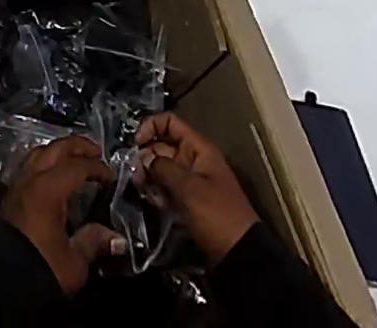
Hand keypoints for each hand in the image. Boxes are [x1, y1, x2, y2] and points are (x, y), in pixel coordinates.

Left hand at [0, 135, 122, 294]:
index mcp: (48, 190)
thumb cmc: (40, 270)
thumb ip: (93, 241)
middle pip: (54, 149)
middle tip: (95, 150)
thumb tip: (115, 236)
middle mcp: (30, 179)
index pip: (75, 166)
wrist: (1, 285)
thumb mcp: (74, 262)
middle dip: (76, 146)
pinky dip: (45, 161)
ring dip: (58, 150)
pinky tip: (54, 173)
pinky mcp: (10, 194)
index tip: (111, 174)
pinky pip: (29, 165)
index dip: (95, 166)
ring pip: (38, 153)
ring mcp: (17, 184)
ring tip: (75, 157)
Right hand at [134, 112, 258, 264]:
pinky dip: (158, 191)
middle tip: (134, 173)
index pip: (170, 123)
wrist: (241, 254)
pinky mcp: (188, 199)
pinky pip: (167, 186)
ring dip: (150, 176)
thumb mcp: (188, 188)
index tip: (135, 143)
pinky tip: (155, 202)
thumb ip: (162, 167)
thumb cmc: (216, 214)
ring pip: (162, 167)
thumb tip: (143, 158)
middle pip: (162, 145)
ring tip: (143, 189)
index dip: (150, 126)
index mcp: (199, 148)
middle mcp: (193, 158)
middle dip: (146, 156)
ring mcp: (191, 179)